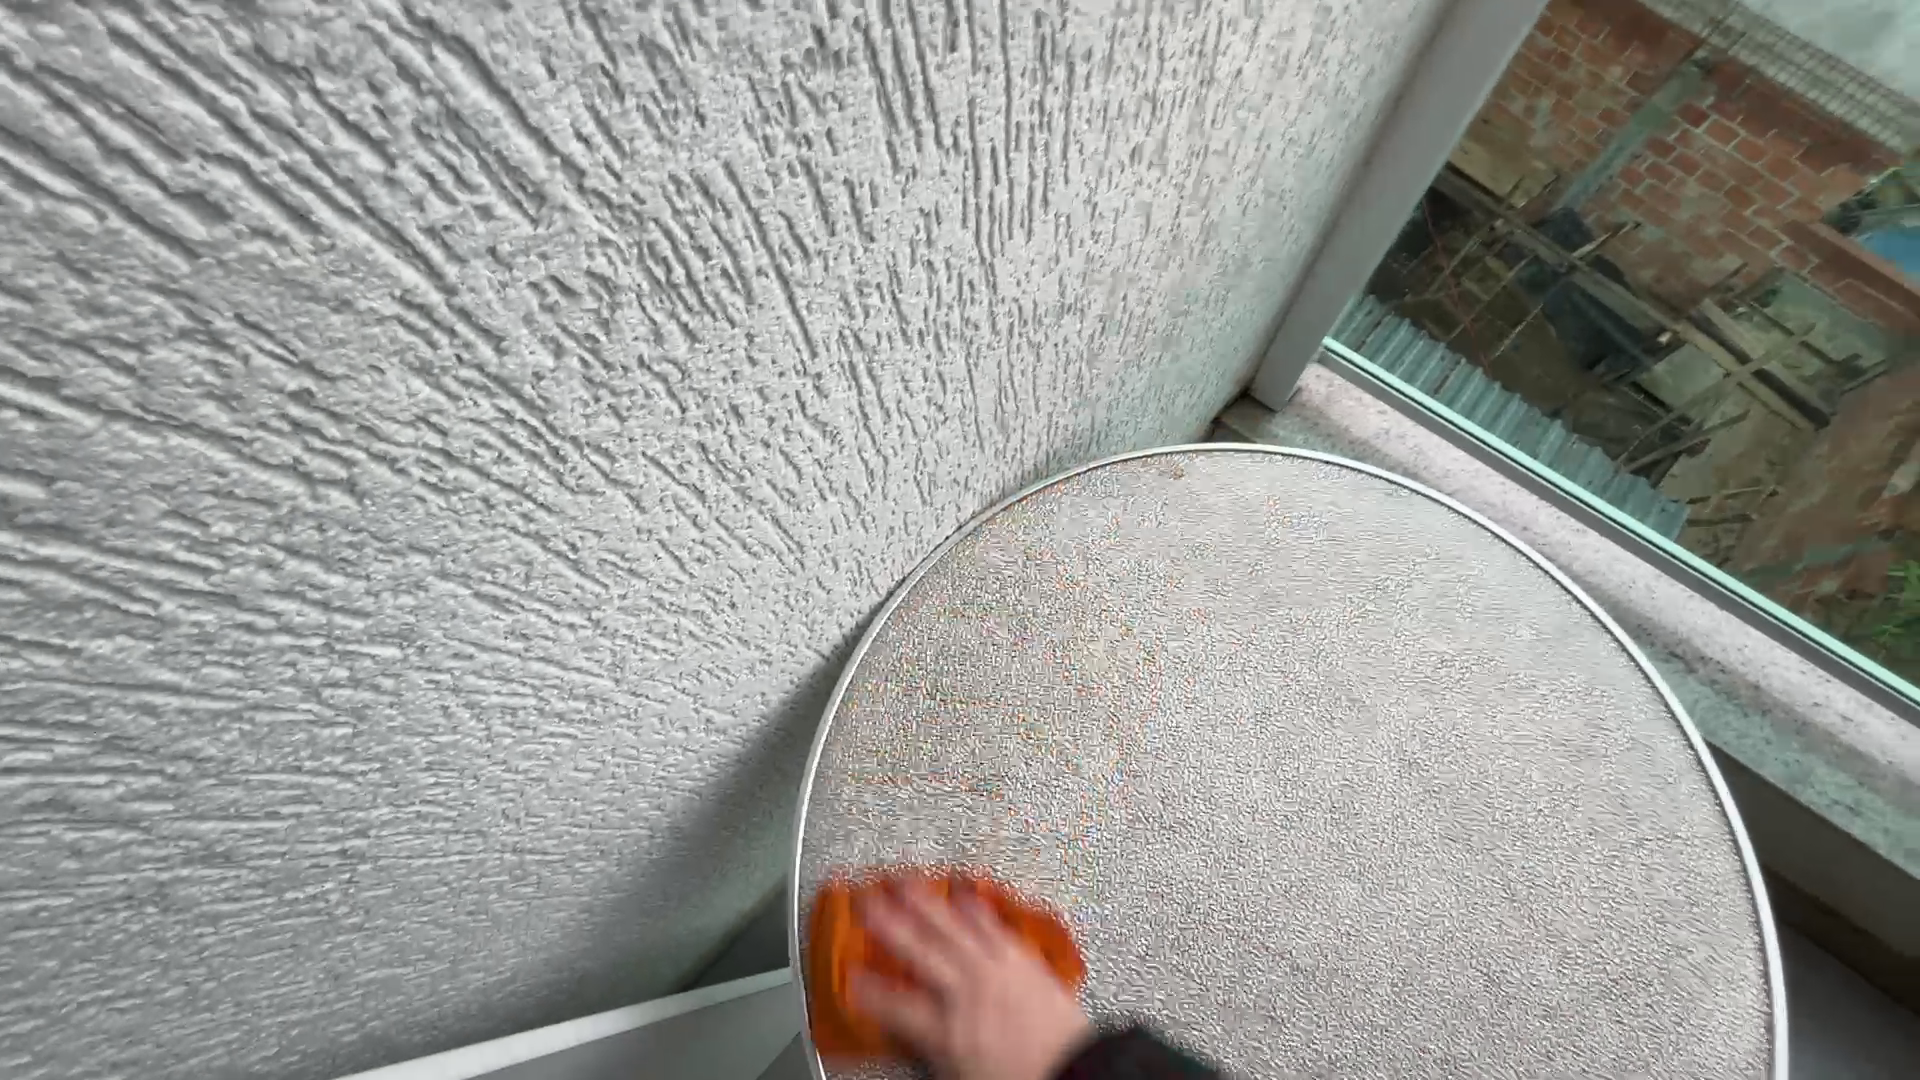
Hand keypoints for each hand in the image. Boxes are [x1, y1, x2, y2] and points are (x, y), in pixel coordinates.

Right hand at [851, 883, 1092, 1079]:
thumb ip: (932, 1051)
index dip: (868, 990)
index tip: (850, 976)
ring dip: (925, 902)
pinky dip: (975, 907)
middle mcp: (967, 993)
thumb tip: (912, 1042)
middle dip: (888, 924)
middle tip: (865, 902)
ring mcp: (995, 970)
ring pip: (952, 928)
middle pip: (919, 951)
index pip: (896, 1007)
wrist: (1075, 1074)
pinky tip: (963, 892)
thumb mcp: (962, 1076)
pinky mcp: (1021, 958)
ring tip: (904, 881)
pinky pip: (992, 926)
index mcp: (948, 1032)